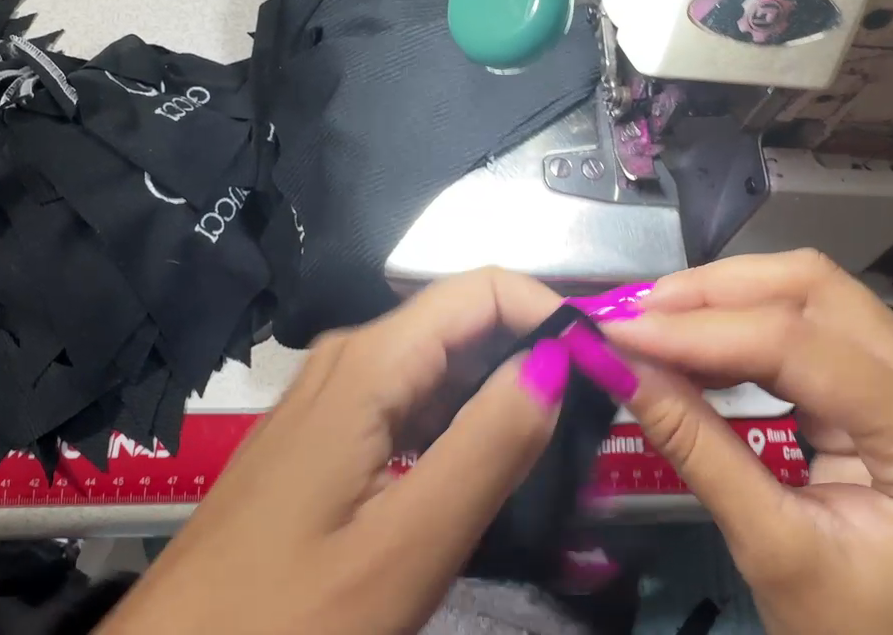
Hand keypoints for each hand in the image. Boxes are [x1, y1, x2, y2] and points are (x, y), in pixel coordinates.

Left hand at [99, 269, 566, 634]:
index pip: (483, 289)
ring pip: (442, 363)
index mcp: (371, 361)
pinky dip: (465, 420)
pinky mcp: (331, 434)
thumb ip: (490, 444)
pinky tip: (494, 465)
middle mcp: (352, 356)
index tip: (607, 368)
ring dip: (506, 389)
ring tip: (562, 443)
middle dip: (536, 352)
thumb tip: (559, 361)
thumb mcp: (407, 543)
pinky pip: (414, 402)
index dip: (552, 314)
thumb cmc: (286, 615)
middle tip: (598, 417)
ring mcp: (336, 395)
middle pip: (465, 320)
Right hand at [607, 250, 892, 634]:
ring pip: (814, 295)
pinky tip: (698, 344)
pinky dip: (747, 327)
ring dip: (727, 300)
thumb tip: (617, 366)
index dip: (698, 330)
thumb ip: (696, 447)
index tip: (617, 330)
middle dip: (714, 292)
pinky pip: (815, 329)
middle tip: (635, 313)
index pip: (799, 346)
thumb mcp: (774, 550)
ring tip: (653, 324)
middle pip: (815, 290)